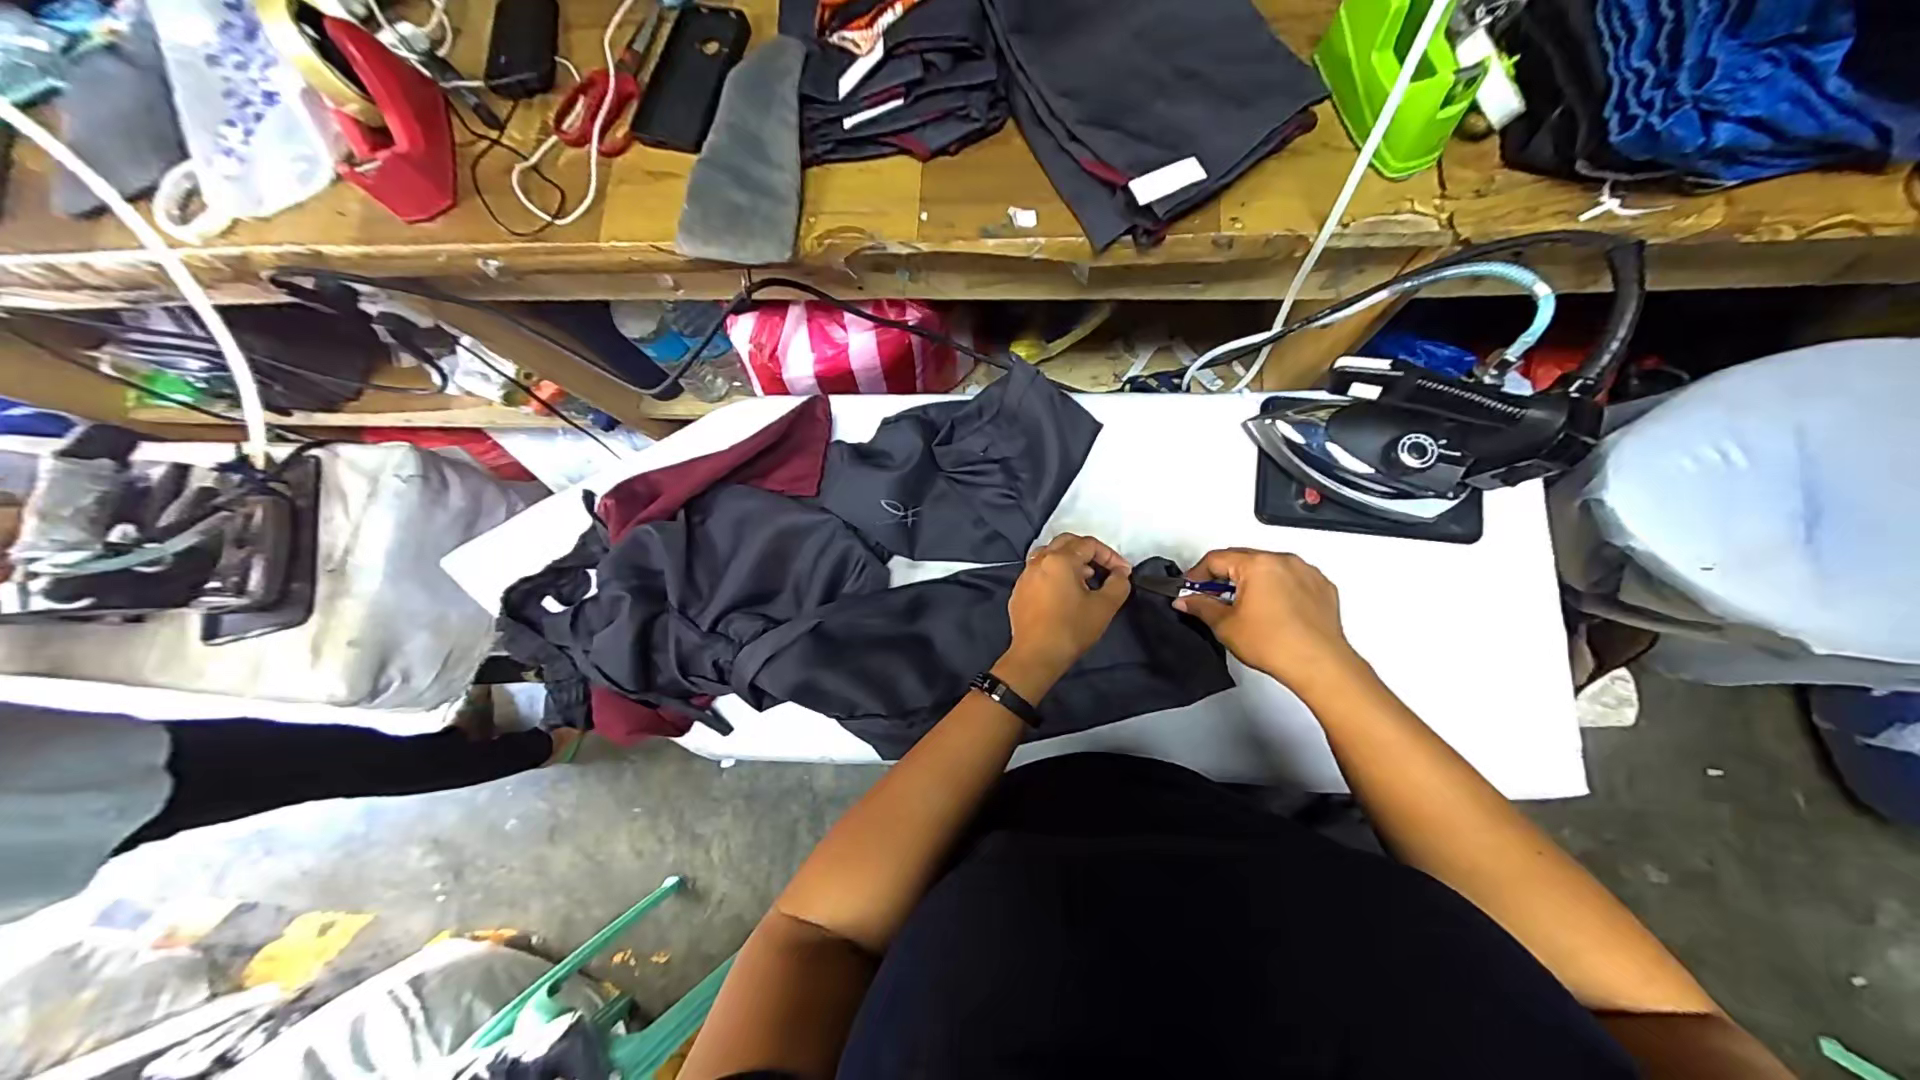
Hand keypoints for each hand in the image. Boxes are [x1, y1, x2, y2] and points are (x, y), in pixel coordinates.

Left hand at [995, 533, 1130, 699]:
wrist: (1036, 656)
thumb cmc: (1071, 629)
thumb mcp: (1105, 606)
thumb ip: (1118, 583)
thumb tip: (1120, 573)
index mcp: (1059, 560)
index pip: (1089, 544)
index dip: (1110, 555)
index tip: (1123, 572)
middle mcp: (1039, 562)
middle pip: (1067, 543)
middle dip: (1089, 552)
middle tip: (1104, 568)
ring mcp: (1025, 576)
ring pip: (1049, 555)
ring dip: (1070, 560)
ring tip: (1085, 579)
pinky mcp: (1018, 591)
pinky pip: (1038, 572)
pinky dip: (1054, 574)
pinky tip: (1063, 594)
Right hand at [1175, 548, 1368, 696]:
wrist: (1319, 665)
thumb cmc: (1278, 645)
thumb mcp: (1225, 625)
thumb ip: (1201, 606)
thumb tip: (1187, 600)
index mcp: (1258, 564)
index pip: (1216, 559)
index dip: (1197, 574)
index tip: (1191, 587)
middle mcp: (1284, 561)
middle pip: (1242, 559)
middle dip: (1223, 577)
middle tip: (1211, 597)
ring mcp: (1306, 572)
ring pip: (1268, 568)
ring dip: (1251, 581)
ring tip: (1242, 607)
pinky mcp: (1321, 587)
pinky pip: (1291, 579)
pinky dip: (1277, 589)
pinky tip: (1270, 611)